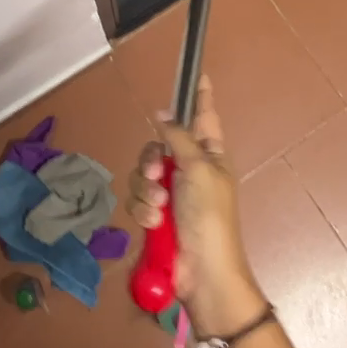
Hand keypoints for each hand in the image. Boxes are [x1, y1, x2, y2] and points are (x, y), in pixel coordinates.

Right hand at [127, 76, 265, 333]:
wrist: (201, 272)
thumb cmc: (209, 217)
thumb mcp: (199, 169)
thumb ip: (178, 137)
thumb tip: (164, 112)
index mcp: (210, 155)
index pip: (204, 117)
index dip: (200, 97)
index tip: (199, 75)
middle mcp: (188, 170)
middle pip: (159, 144)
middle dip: (152, 158)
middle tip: (157, 171)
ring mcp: (169, 194)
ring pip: (141, 173)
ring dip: (146, 190)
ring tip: (159, 208)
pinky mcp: (154, 216)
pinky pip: (136, 200)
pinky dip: (142, 211)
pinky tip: (153, 224)